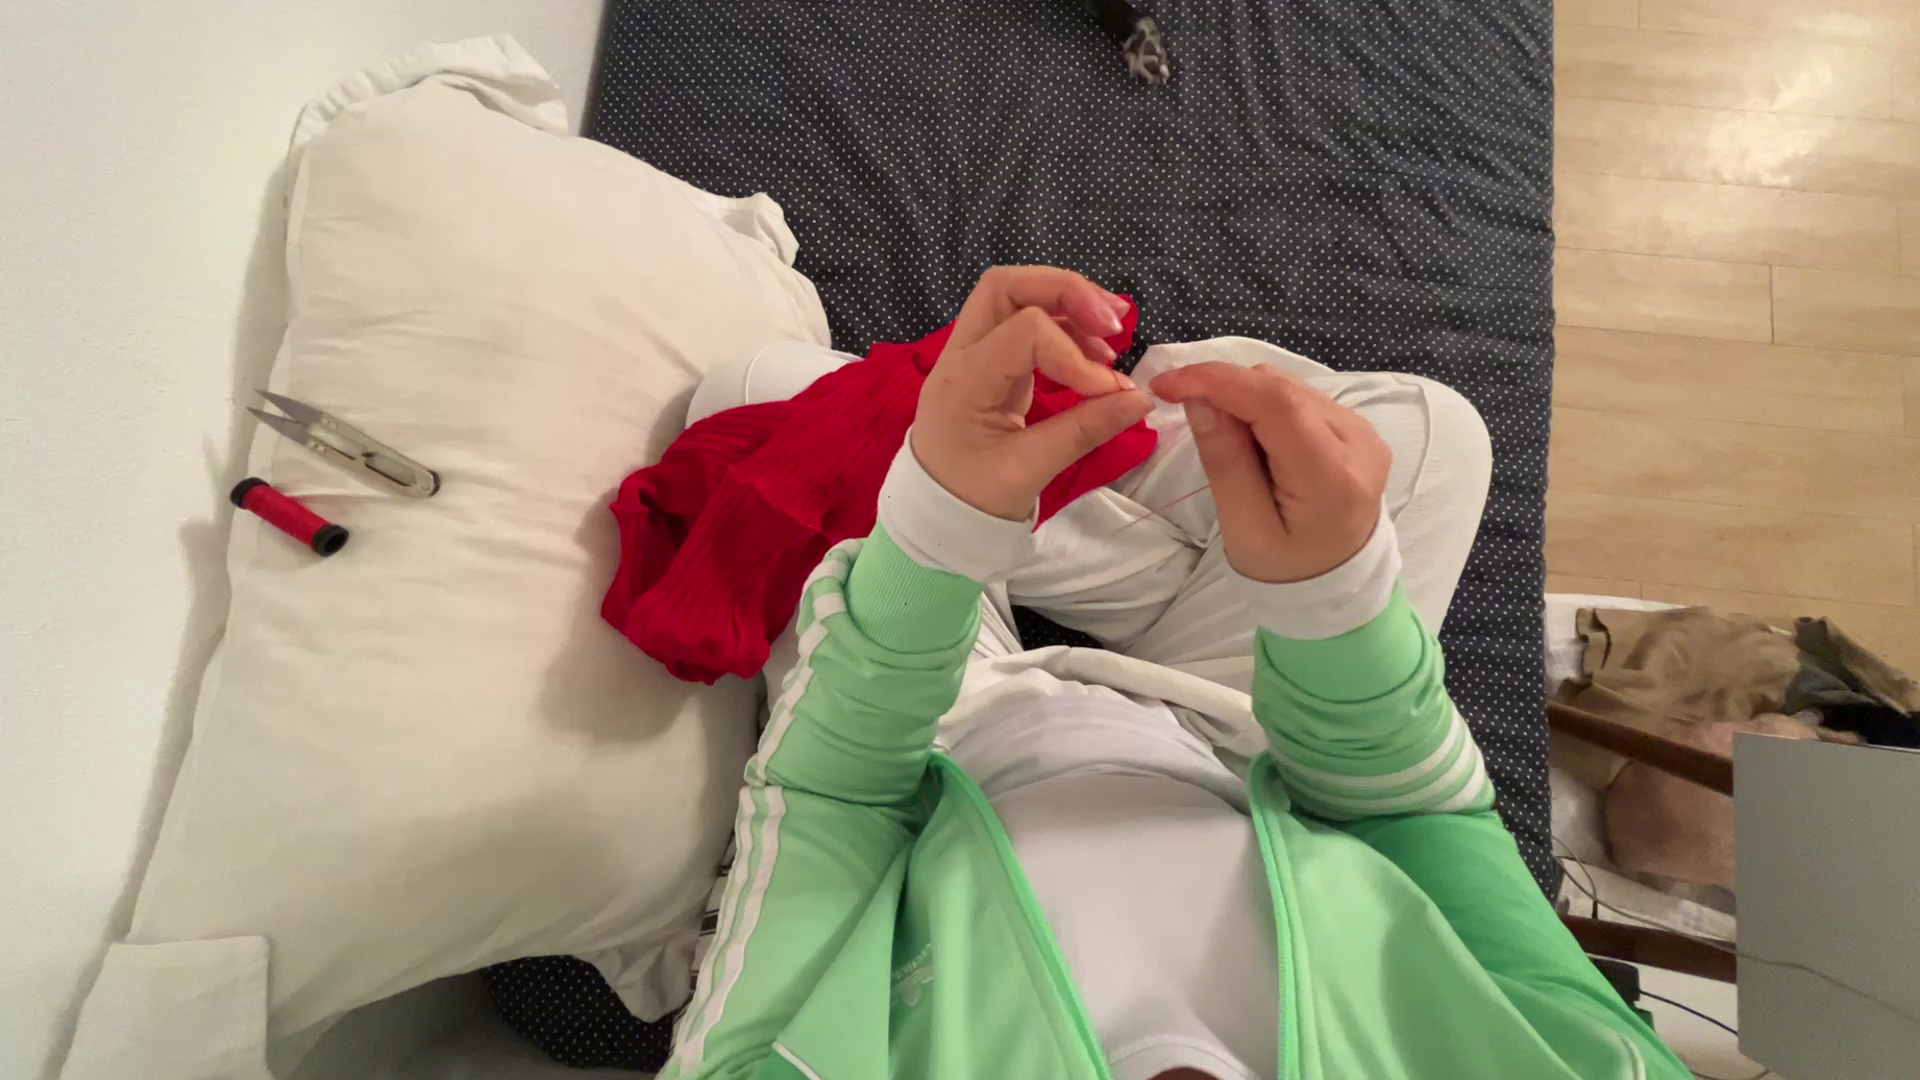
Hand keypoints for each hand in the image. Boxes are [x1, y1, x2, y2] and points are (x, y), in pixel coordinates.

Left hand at [912, 266, 1153, 519]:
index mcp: (963, 381)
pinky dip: (1059, 329)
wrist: (935, 516)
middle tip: (1114, 322)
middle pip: (1006, 286)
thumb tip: (1141, 400)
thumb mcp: (1030, 469)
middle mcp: (960, 356)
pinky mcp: (986, 367)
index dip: (1076, 354)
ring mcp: (970, 357)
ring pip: (1013, 299)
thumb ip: (1085, 430)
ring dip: (1066, 306)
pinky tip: (1091, 355)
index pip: (1026, 331)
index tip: (1109, 392)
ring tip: (1112, 340)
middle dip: (1066, 291)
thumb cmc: (972, 499)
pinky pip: (1020, 327)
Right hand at [1149, 362, 1390, 583]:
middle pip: (1279, 387)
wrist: (1336, 582)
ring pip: (1286, 386)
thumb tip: (1199, 401)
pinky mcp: (1354, 425)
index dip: (1216, 380)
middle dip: (1223, 390)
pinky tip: (1251, 439)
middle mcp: (1358, 439)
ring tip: (1224, 439)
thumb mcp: (1243, 529)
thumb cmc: (1284, 566)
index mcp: (1331, 474)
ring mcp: (1361, 428)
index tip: (1166, 383)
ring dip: (1241, 398)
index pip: (1275, 402)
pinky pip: (1297, 397)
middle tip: (1186, 416)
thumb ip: (1225, 463)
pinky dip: (1261, 406)